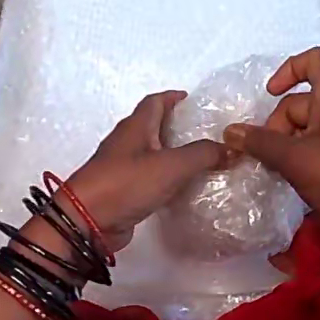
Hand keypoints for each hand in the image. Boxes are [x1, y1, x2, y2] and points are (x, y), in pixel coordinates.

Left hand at [63, 91, 226, 252]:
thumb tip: (232, 149)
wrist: (88, 221)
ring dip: (173, 155)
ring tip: (202, 161)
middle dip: (177, 126)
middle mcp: (127, 143)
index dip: (173, 98)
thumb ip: (204, 154)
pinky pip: (149, 179)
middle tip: (205, 133)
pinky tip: (183, 189)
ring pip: (152, 155)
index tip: (193, 100)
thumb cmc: (127, 183)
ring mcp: (122, 169)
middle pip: (153, 127)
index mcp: (135, 127)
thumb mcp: (172, 165)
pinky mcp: (123, 192)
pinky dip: (167, 179)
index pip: (155, 102)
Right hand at [220, 47, 319, 224]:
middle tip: (268, 152)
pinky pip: (317, 138)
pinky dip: (300, 148)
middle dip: (279, 123)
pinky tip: (290, 170)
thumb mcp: (293, 159)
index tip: (270, 94)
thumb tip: (229, 132)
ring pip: (306, 122)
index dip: (288, 69)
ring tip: (277, 166)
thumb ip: (260, 142)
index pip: (314, 59)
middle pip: (302, 99)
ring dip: (286, 140)